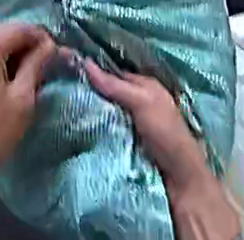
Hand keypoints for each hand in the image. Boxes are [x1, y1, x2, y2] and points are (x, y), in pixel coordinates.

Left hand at [0, 22, 56, 184]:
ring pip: (2, 43)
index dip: (39, 35)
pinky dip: (11, 59)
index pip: (16, 29)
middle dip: (31, 41)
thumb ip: (36, 65)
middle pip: (7, 33)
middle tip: (53, 56)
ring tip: (43, 64)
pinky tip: (26, 70)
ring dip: (22, 50)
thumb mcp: (23, 97)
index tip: (59, 49)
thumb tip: (51, 45)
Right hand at [83, 60, 240, 239]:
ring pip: (104, 110)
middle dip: (90, 90)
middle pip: (107, 92)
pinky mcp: (125, 142)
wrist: (180, 182)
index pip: (114, 73)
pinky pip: (105, 128)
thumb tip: (83, 61)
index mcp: (146, 86)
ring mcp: (131, 123)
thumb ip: (114, 84)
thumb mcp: (141, 102)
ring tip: (65, 101)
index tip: (70, 69)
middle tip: (63, 85)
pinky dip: (94, 125)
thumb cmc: (165, 134)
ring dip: (90, 109)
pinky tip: (77, 121)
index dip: (95, 71)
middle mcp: (138, 101)